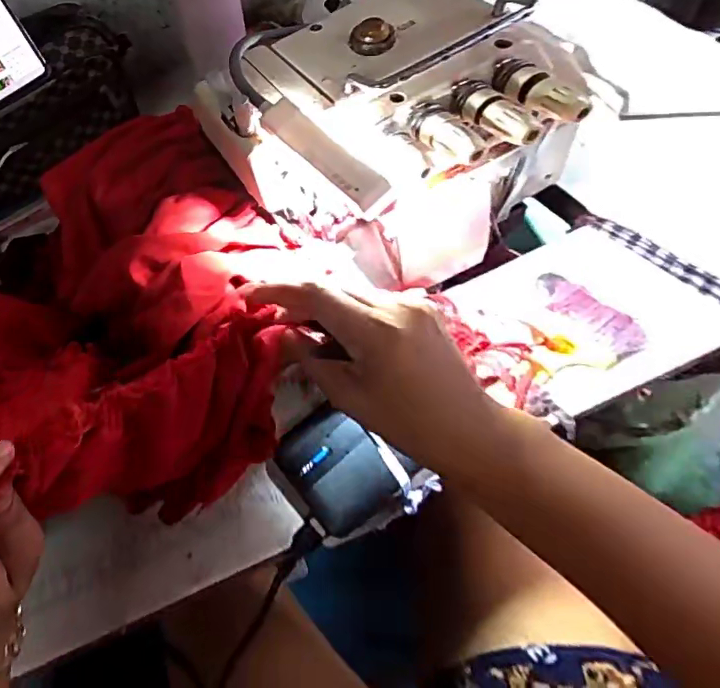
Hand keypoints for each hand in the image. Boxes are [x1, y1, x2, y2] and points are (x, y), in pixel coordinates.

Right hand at [249, 282, 504, 473]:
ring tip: (305, 331)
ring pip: (351, 292)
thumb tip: (283, 333)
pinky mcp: (422, 306)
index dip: (275, 290)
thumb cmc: (408, 425)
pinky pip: (373, 300)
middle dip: (297, 300)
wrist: (473, 431)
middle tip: (273, 321)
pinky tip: (341, 335)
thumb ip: (311, 359)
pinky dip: (349, 312)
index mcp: (375, 328)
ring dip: (323, 306)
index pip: (314, 293)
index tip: (247, 295)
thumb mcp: (350, 396)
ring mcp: (412, 301)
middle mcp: (394, 303)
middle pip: (331, 288)